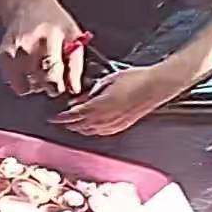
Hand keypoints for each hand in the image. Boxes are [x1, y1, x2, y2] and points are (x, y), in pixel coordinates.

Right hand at [0, 0, 84, 98]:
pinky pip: (12, 82)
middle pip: (39, 81)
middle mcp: (30, 43)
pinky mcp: (2, 56)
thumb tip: (75, 89)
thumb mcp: (72, 35)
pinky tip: (26, 70)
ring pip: (25, 86)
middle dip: (48, 86)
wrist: (26, 4)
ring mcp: (13, 51)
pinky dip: (21, 82)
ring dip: (34, 85)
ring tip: (39, 71)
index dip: (58, 85)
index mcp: (52, 36)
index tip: (61, 86)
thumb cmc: (53, 21)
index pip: (53, 72)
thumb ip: (75, 63)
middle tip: (51, 79)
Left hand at [50, 63, 188, 135]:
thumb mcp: (109, 80)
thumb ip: (91, 92)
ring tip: (72, 122)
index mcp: (98, 107)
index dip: (60, 118)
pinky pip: (99, 133)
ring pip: (87, 131)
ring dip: (78, 127)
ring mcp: (111, 125)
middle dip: (68, 123)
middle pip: (78, 126)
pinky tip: (89, 125)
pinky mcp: (120, 127)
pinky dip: (90, 130)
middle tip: (60, 120)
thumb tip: (79, 100)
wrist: (158, 85)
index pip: (72, 116)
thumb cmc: (137, 79)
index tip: (52, 118)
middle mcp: (103, 120)